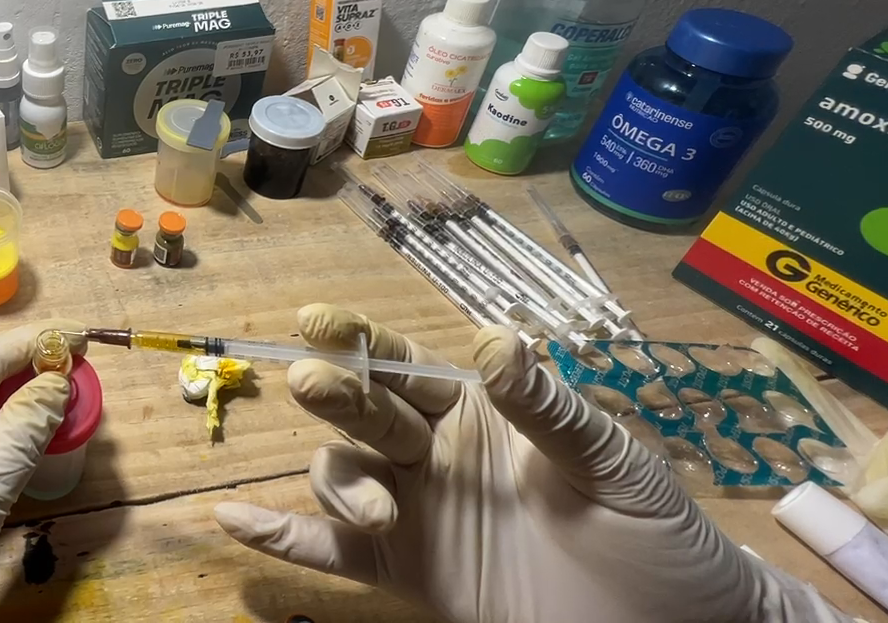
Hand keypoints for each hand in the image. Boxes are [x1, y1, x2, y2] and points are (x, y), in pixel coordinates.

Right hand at [213, 305, 850, 622]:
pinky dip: (280, 535)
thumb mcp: (613, 466)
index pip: (400, 361)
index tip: (319, 320)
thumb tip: (495, 341)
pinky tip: (232, 519)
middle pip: (361, 410)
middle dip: (335, 392)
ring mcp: (409, 508)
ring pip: (341, 472)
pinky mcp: (404, 568)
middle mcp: (425, 449)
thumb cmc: (654, 534)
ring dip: (340, 482)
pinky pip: (330, 550)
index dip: (358, 336)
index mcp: (469, 410)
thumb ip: (549, 408)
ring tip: (378, 515)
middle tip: (315, 383)